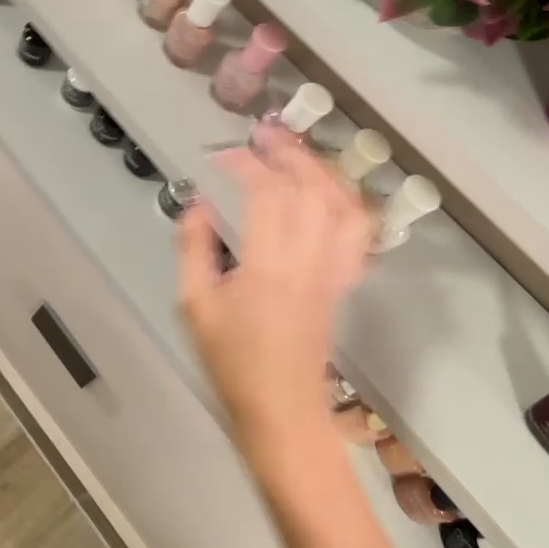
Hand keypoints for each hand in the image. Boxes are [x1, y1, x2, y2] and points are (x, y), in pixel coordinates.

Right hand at [176, 136, 372, 444]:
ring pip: (343, 205)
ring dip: (322, 170)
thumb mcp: (193, 307)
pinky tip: (327, 190)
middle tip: (264, 135)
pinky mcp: (342, 281)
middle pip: (314, 188)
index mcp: (268, 266)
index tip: (222, 154)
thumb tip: (197, 203)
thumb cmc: (232, 362)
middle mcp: (308, 260)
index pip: (268, 193)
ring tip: (296, 151)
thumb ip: (191, 249)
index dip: (246, 163)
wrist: (281, 412)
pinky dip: (346, 201)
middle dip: (290, 153)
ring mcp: (333, 270)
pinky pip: (357, 232)